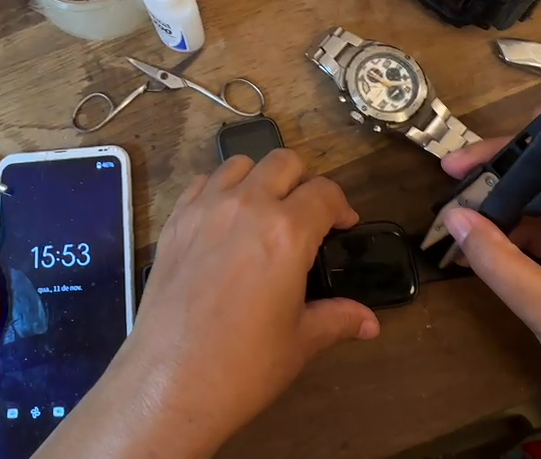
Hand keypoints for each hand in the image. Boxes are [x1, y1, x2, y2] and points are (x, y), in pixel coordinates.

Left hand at [37, 151, 376, 458]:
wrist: (170, 378)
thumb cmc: (244, 365)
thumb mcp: (300, 342)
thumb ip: (337, 318)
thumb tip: (369, 321)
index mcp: (286, 231)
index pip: (324, 192)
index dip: (341, 205)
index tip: (343, 224)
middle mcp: (246, 205)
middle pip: (283, 162)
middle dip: (303, 181)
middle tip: (307, 214)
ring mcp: (205, 206)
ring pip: (240, 163)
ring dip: (259, 178)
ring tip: (264, 211)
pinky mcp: (176, 218)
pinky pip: (203, 181)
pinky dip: (220, 189)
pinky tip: (224, 220)